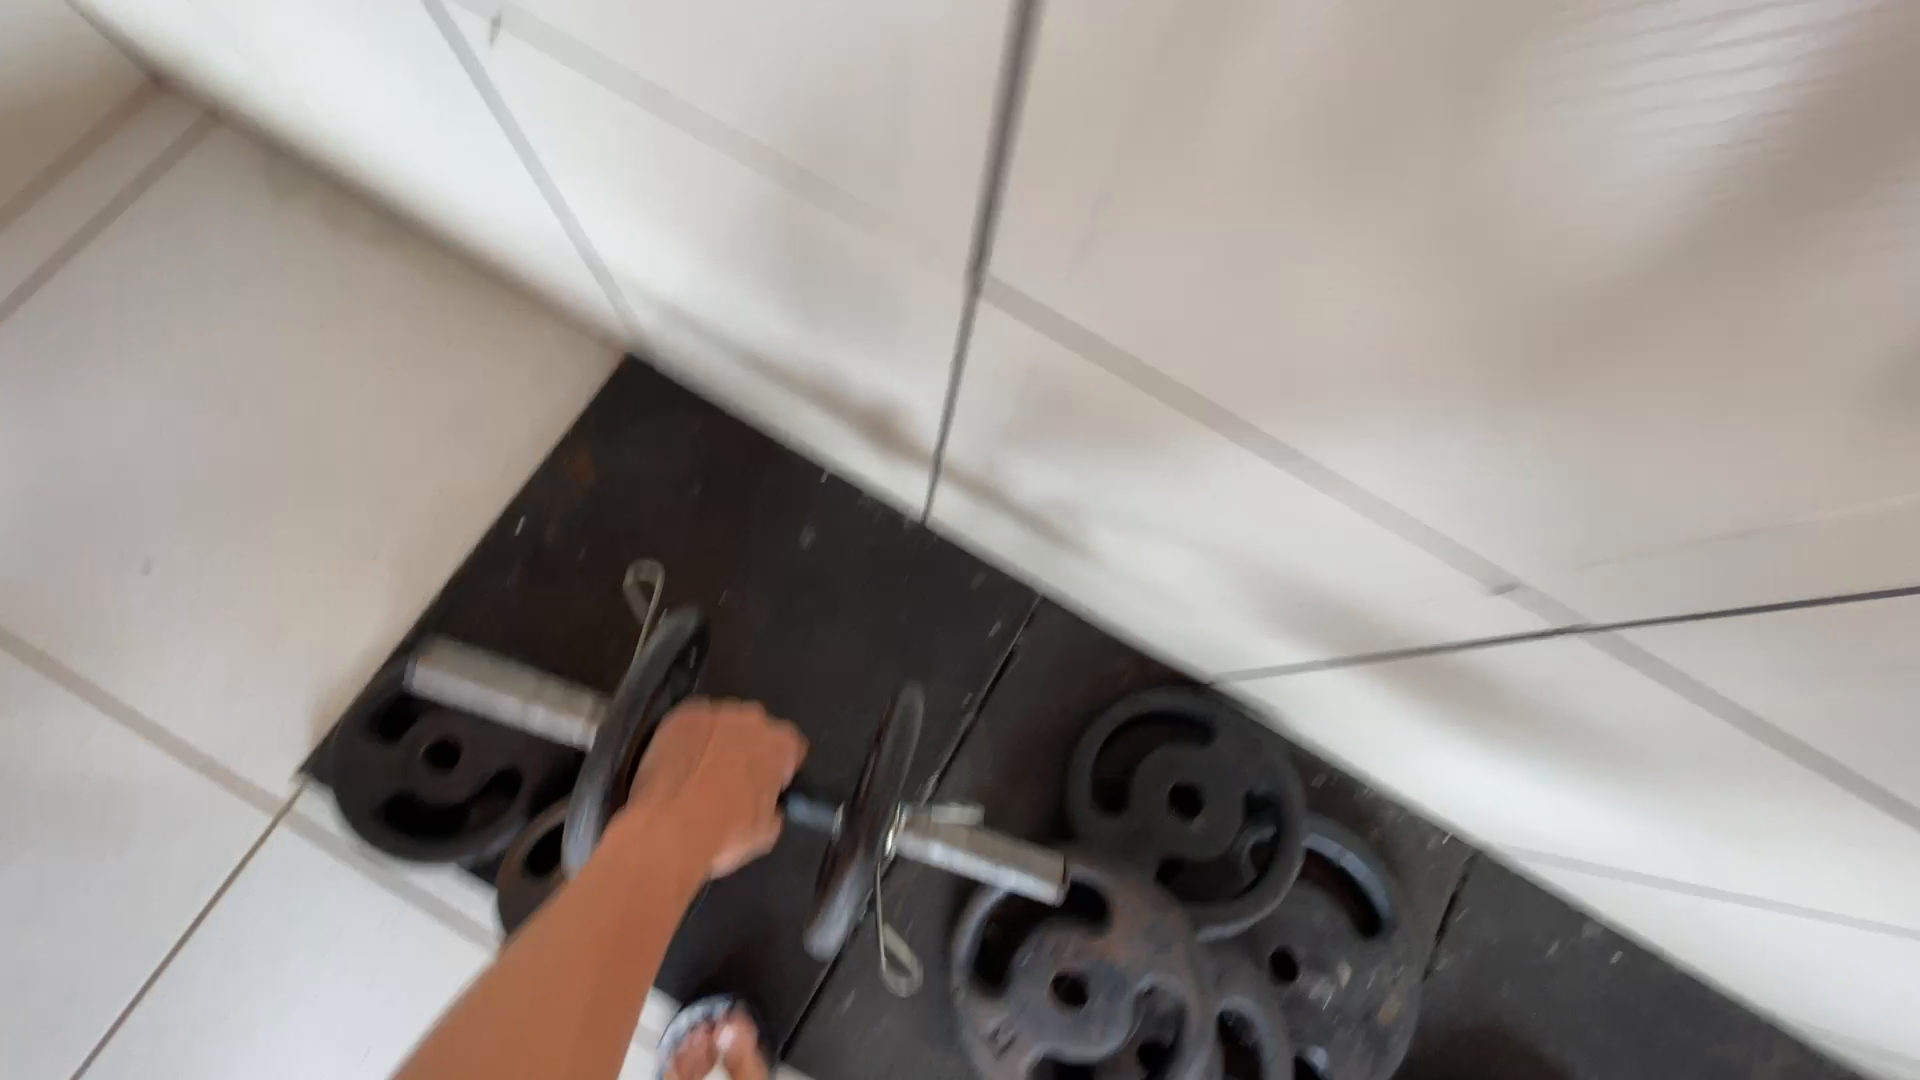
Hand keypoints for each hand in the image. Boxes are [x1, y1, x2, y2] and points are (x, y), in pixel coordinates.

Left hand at [621, 698, 807, 878]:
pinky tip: (678, 764)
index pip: (792, 749)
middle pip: (758, 730)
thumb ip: (774, 807)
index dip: (780, 768)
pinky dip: (688, 739)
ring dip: (717, 742)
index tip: (767, 783)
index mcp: (783, 744)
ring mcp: (716, 713)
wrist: (669, 828)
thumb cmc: (722, 833)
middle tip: (731, 779)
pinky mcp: (682, 715)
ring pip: (723, 724)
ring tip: (699, 774)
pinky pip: (692, 723)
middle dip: (748, 749)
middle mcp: (755, 719)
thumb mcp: (766, 832)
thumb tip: (768, 805)